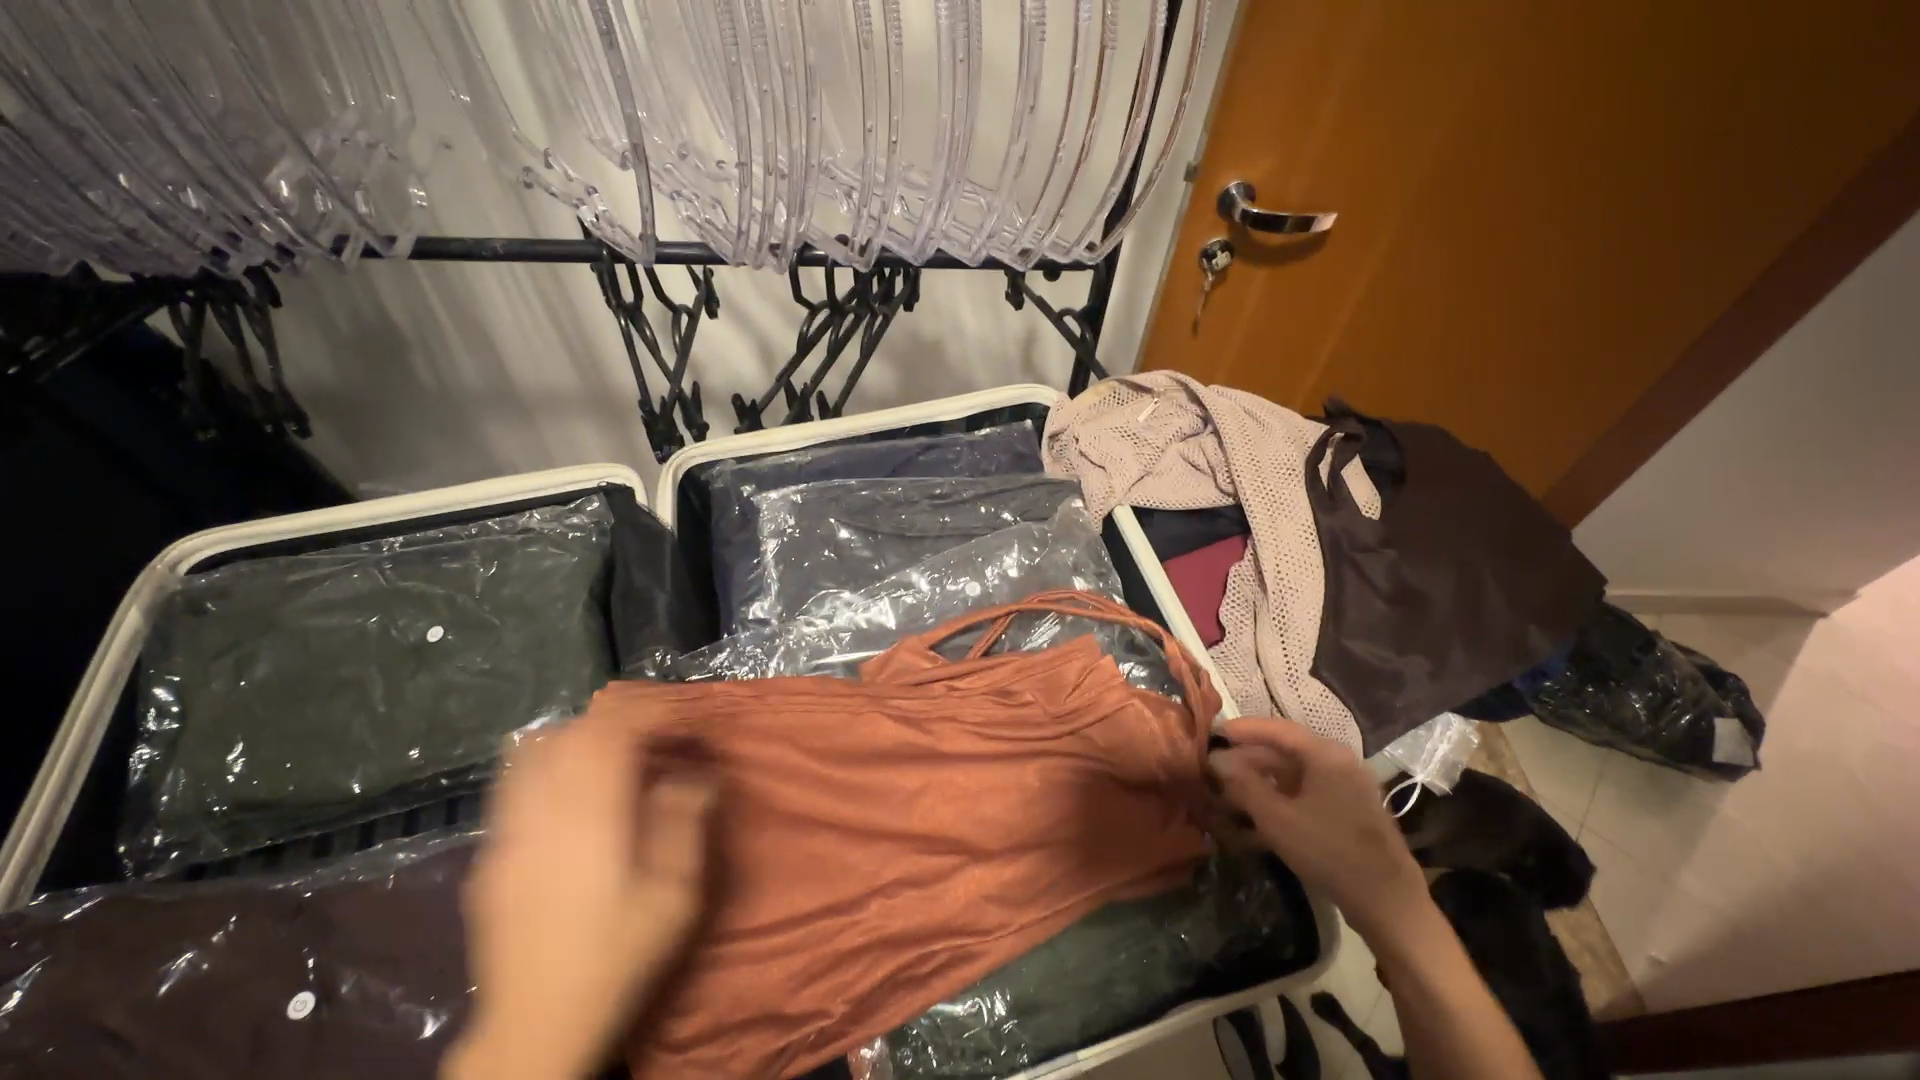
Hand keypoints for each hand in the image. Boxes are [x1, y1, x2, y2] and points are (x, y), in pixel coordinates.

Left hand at [442, 716, 717, 1079]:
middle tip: (656, 741)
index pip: (616, 730)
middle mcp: (541, 809)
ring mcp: (506, 830)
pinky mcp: (489, 853)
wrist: (535, 1024)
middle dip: (619, 722)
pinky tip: (570, 799)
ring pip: (532, 749)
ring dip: (577, 738)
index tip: (685, 726)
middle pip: (573, 730)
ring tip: (611, 759)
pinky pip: (512, 784)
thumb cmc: (617, 958)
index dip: (654, 714)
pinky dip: (546, 767)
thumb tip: (697, 772)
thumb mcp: (673, 896)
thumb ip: (684, 823)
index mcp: (590, 814)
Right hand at [1208, 717, 1427, 940]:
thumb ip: (1243, 785)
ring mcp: (1343, 790)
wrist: (1386, 900)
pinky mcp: (1345, 815)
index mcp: (1325, 755)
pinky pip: (1303, 800)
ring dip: (1257, 788)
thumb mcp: (1277, 818)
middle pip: (1282, 754)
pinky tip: (1249, 827)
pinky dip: (1276, 806)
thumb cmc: (1329, 850)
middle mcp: (1337, 764)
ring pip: (1290, 780)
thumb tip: (1216, 759)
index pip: (1276, 729)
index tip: (1212, 733)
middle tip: (1211, 773)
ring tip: (1223, 801)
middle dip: (1245, 764)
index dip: (1242, 730)